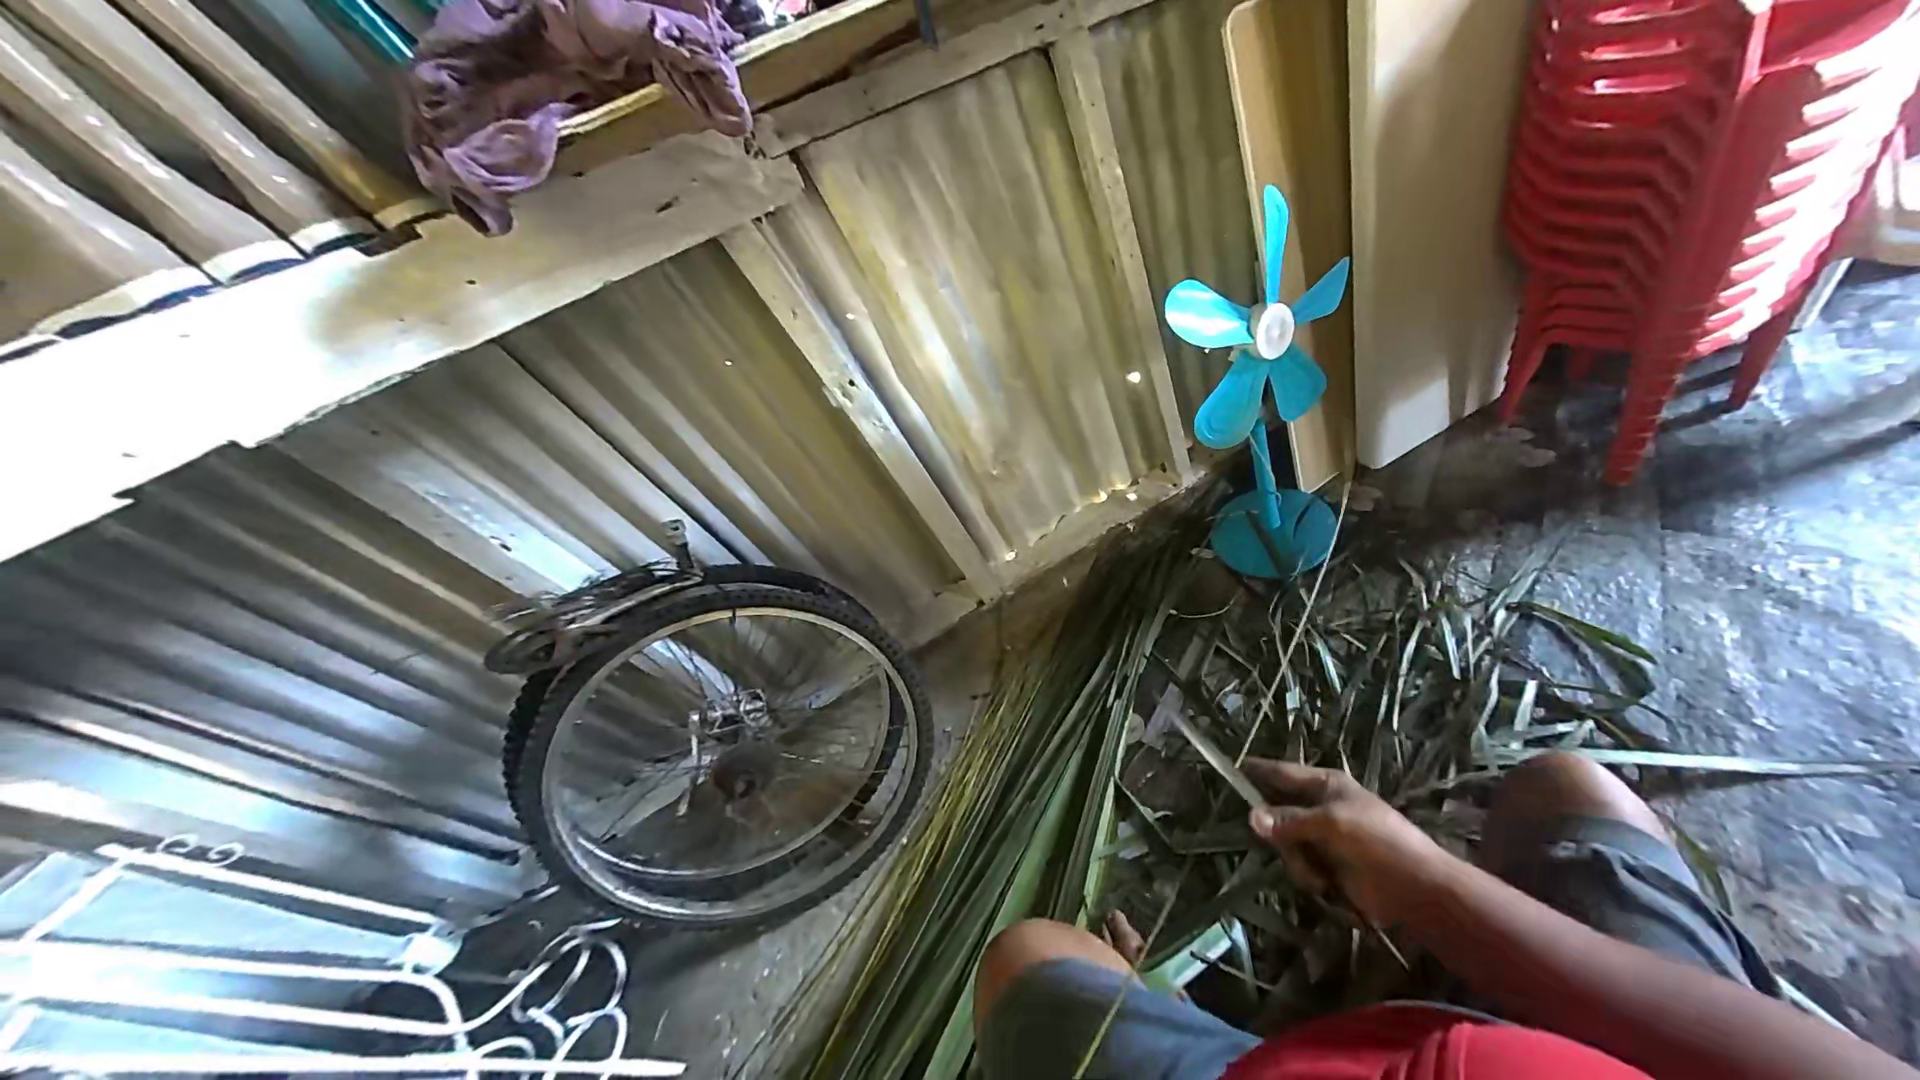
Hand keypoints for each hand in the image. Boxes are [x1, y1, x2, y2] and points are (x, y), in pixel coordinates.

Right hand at [1242, 759, 1458, 925]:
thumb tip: (1251, 818)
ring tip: (1319, 876)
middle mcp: (1319, 807)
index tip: (1229, 770)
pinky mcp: (1328, 866)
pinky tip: (1326, 886)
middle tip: (1286, 845)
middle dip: (1279, 834)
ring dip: (1298, 862)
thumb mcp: (1332, 823)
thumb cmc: (1379, 842)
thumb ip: (1289, 820)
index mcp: (1324, 785)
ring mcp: (1322, 838)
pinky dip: (1309, 877)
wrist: (1421, 890)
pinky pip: (1299, 866)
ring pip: (1284, 844)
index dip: (1256, 771)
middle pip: (1275, 812)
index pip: (1280, 772)